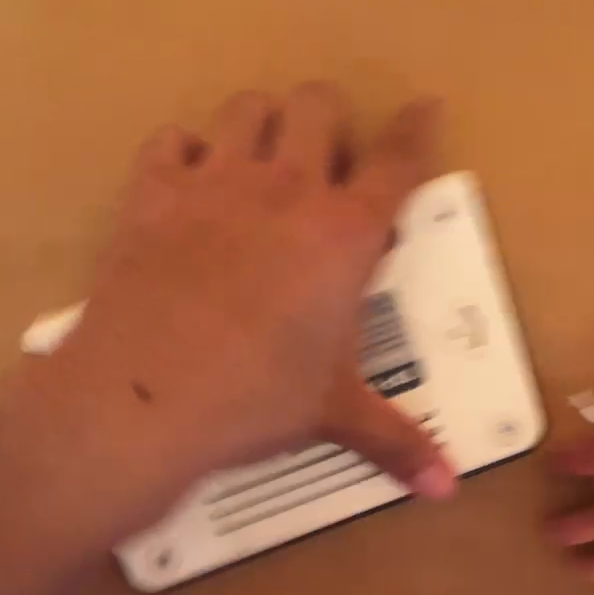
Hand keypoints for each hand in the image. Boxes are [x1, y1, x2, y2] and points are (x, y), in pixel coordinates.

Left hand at [20, 84, 456, 514]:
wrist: (145, 398)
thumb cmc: (255, 401)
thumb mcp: (334, 415)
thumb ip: (397, 441)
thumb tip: (448, 488)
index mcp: (344, 235)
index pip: (399, 163)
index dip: (418, 130)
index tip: (426, 107)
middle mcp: (285, 190)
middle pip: (318, 106)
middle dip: (330, 124)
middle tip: (324, 170)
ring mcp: (214, 182)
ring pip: (247, 107)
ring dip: (263, 125)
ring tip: (261, 166)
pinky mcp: (151, 192)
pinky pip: (171, 139)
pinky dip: (185, 151)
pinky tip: (189, 184)